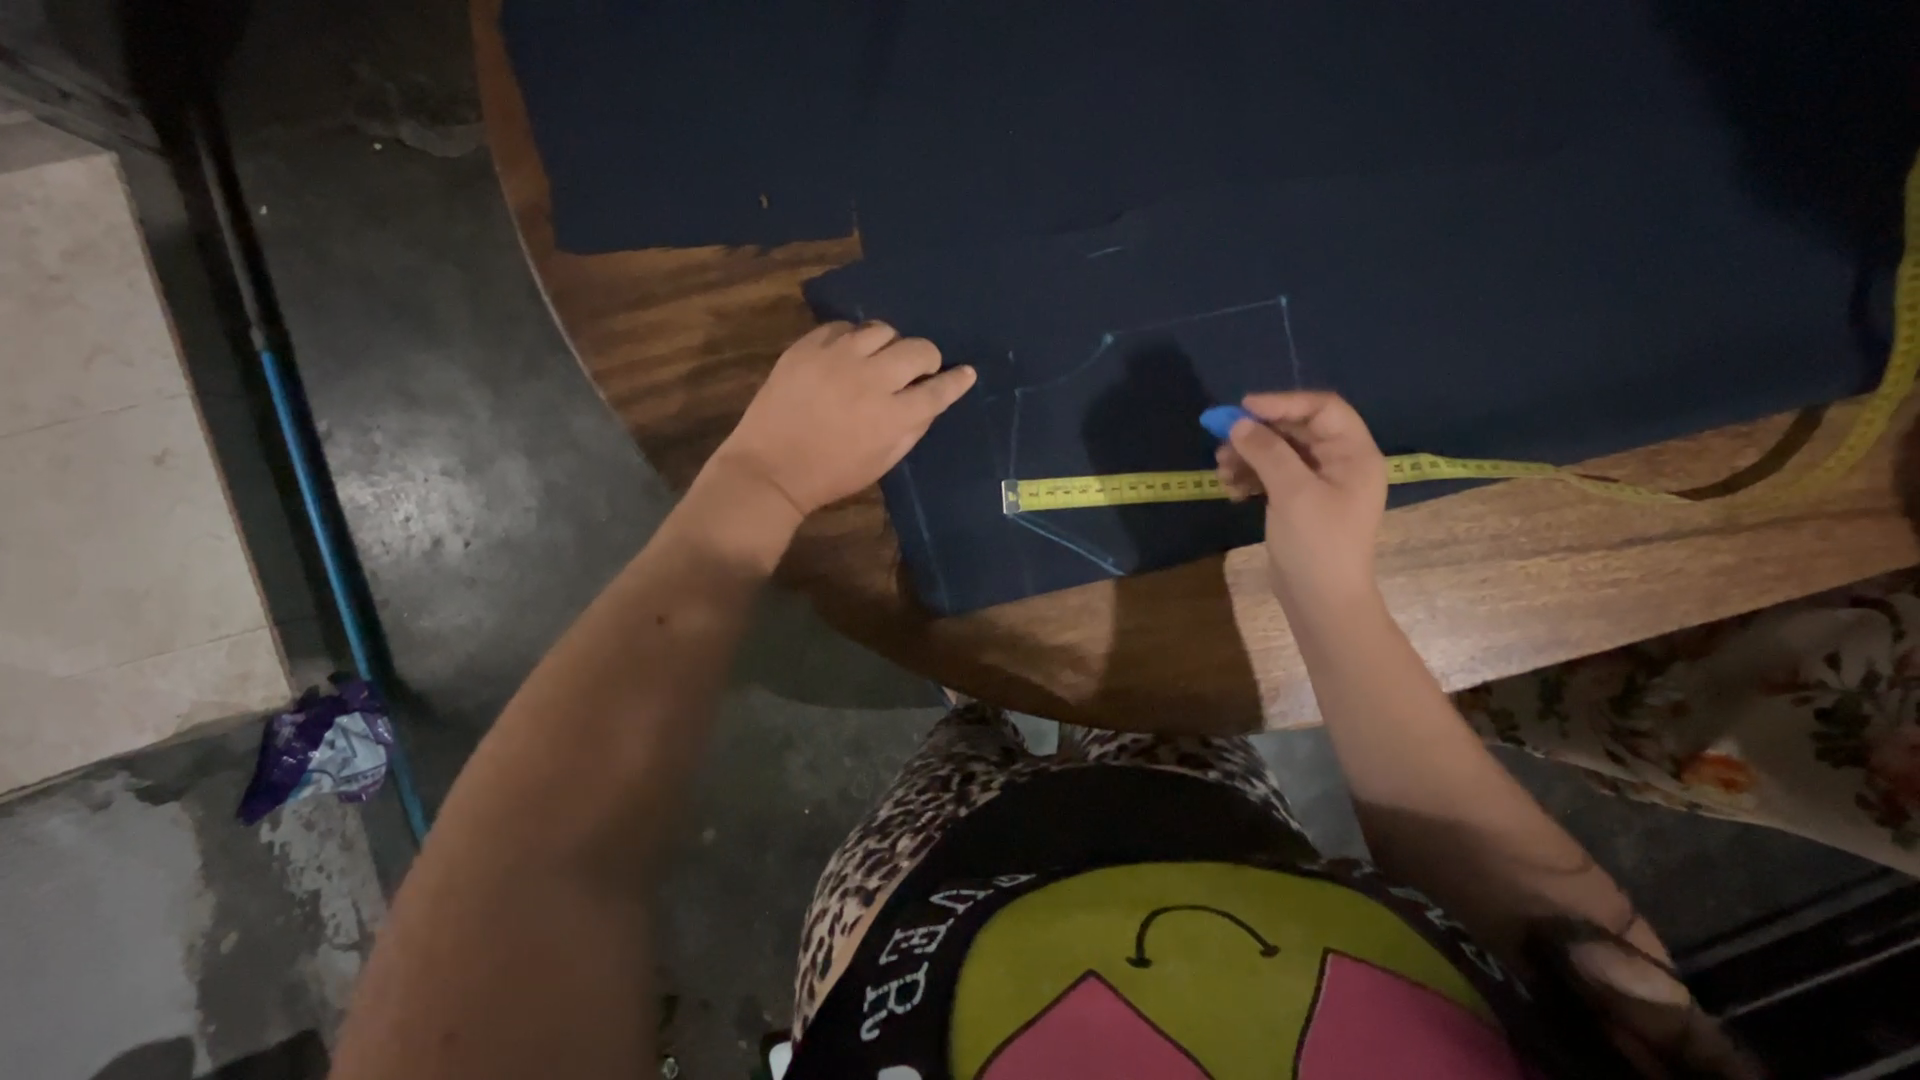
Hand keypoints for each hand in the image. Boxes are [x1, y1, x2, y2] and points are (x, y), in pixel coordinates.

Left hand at [708, 321, 975, 518]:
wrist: (770, 469)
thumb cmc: (831, 475)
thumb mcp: (882, 462)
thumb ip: (912, 428)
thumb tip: (931, 399)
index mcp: (893, 416)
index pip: (938, 389)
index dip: (957, 380)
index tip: (965, 372)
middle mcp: (871, 380)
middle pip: (918, 349)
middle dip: (925, 358)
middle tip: (916, 370)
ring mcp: (837, 358)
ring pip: (881, 330)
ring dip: (888, 345)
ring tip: (877, 360)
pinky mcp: (807, 347)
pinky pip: (843, 327)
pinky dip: (852, 339)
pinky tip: (846, 356)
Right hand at [1215, 392, 1387, 604]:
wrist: (1321, 601)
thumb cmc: (1317, 544)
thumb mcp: (1292, 493)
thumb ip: (1267, 452)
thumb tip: (1238, 423)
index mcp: (1354, 454)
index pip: (1322, 409)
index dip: (1283, 402)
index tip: (1243, 408)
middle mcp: (1340, 463)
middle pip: (1296, 429)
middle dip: (1258, 433)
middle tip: (1221, 440)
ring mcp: (1319, 484)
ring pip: (1280, 452)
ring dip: (1248, 455)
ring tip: (1221, 469)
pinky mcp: (1299, 502)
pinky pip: (1273, 475)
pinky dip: (1250, 476)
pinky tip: (1231, 489)